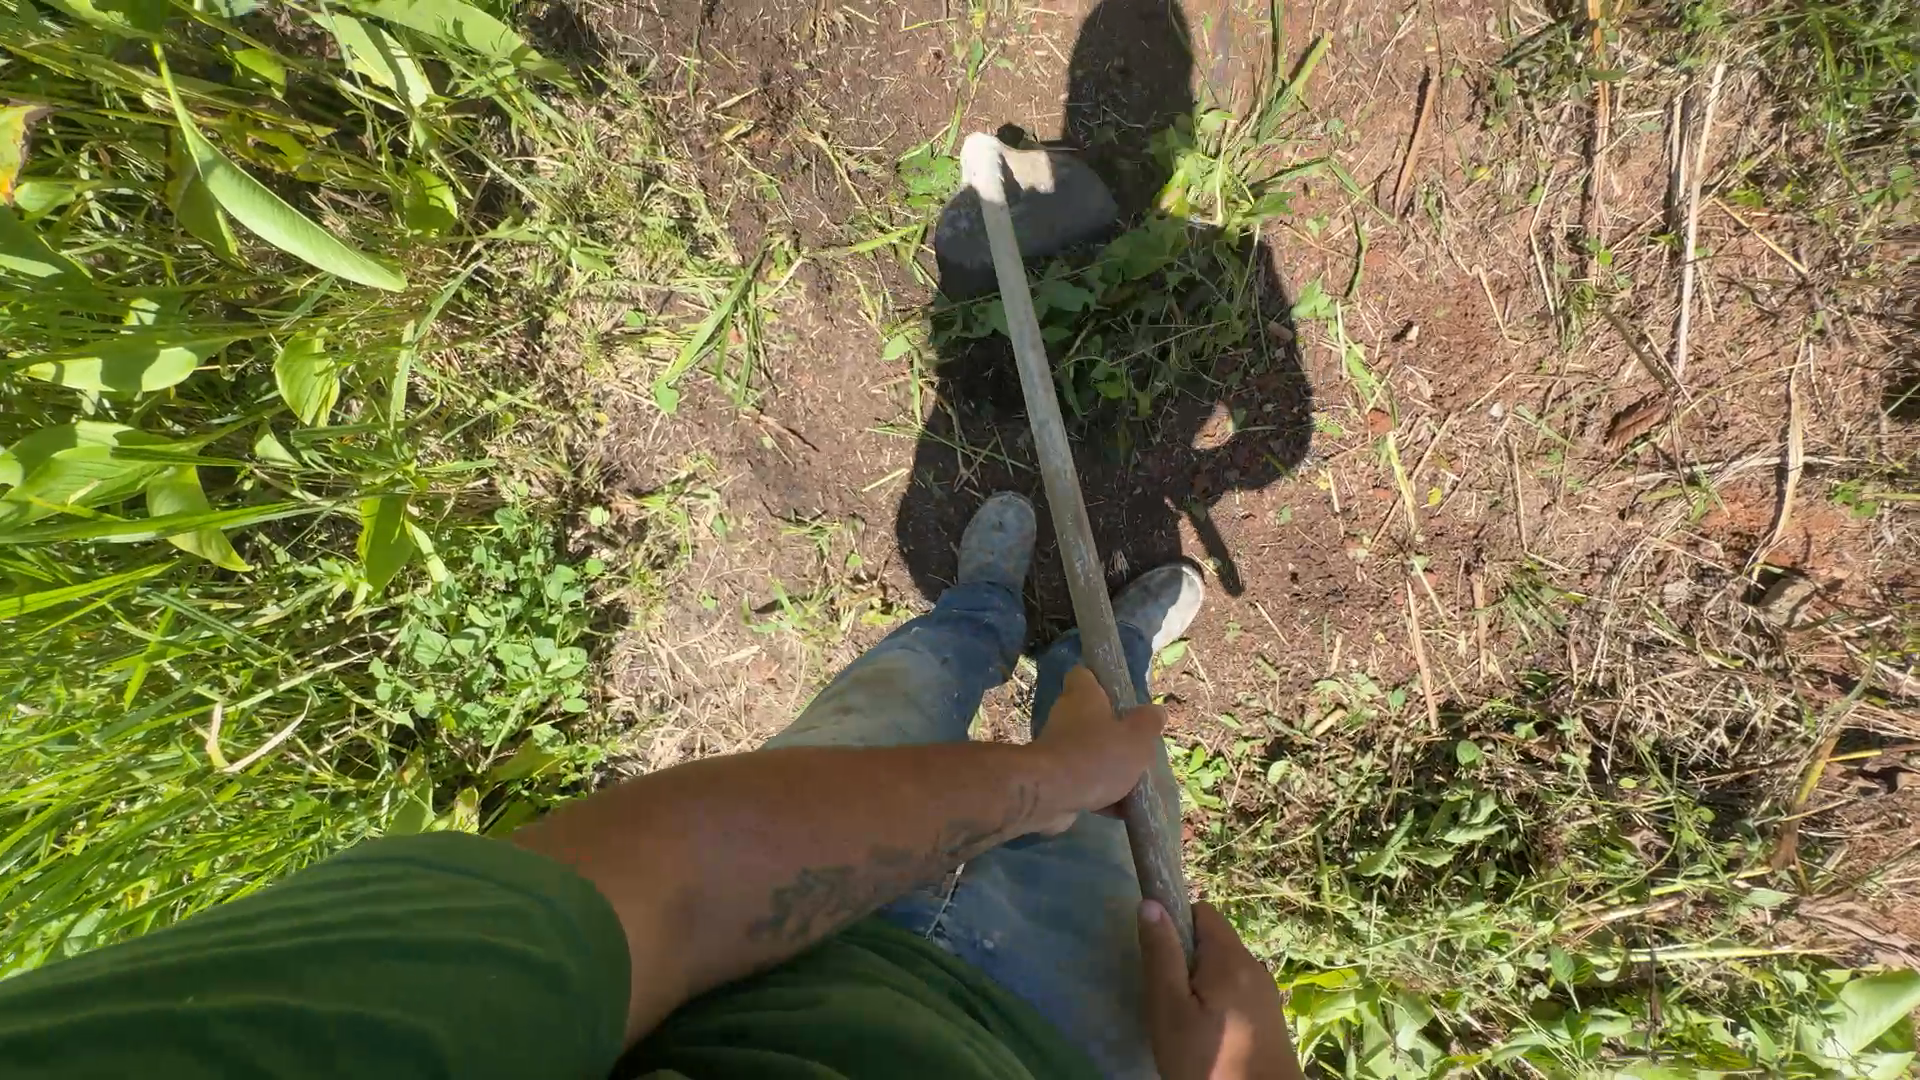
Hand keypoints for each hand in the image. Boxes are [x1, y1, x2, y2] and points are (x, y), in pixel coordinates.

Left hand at [1028, 665, 1164, 833]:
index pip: (1085, 674)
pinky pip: (1083, 779)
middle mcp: (1066, 716)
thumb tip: (1156, 711)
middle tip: (1139, 746)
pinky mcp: (1054, 775)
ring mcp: (1057, 746)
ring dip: (1110, 765)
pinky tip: (1122, 808)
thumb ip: (1148, 723)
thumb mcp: (1136, 737)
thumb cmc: (1097, 755)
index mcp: (1083, 695)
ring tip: (1136, 781)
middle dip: (1116, 732)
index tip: (1122, 697)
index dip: (1102, 681)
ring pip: (1089, 750)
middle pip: (1093, 716)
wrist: (1051, 793)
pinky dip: (1100, 791)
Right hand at [1137, 899, 1303, 1079]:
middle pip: (1213, 941)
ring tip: (1187, 1021)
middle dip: (1187, 960)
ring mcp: (1266, 995)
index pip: (1201, 911)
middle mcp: (1254, 967)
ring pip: (1224, 969)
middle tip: (1171, 998)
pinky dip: (1220, 1003)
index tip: (1162, 960)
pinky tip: (1209, 1036)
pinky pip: (1237, 992)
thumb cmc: (1207, 1064)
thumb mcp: (1170, 1009)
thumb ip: (1161, 953)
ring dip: (1203, 984)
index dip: (1176, 925)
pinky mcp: (1270, 1021)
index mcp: (1231, 957)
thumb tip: (1151, 903)